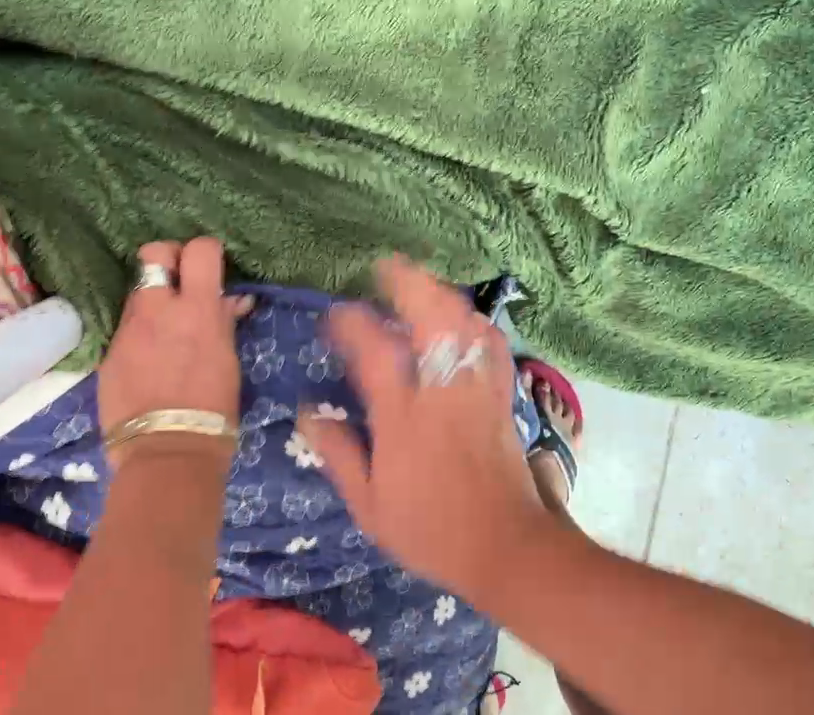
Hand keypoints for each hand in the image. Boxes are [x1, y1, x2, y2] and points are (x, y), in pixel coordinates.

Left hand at [98, 237, 251, 468]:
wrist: (166, 455)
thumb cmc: (213, 411)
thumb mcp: (228, 361)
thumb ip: (222, 323)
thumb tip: (228, 300)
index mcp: (196, 309)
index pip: (199, 250)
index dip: (204, 252)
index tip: (209, 268)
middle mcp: (157, 310)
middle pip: (153, 253)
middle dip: (166, 259)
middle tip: (178, 281)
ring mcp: (127, 331)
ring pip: (136, 295)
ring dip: (152, 302)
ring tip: (165, 332)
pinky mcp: (107, 355)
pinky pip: (125, 332)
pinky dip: (139, 337)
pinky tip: (148, 364)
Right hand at [301, 256, 549, 600]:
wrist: (506, 548)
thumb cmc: (430, 529)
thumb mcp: (369, 505)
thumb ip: (339, 454)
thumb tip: (306, 414)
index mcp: (403, 416)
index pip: (374, 350)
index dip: (351, 323)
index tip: (334, 314)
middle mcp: (442, 391)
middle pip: (431, 317)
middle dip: (407, 282)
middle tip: (385, 266)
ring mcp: (476, 389)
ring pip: (464, 323)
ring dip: (441, 294)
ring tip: (420, 283)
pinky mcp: (501, 396)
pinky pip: (491, 345)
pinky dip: (475, 323)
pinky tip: (463, 319)